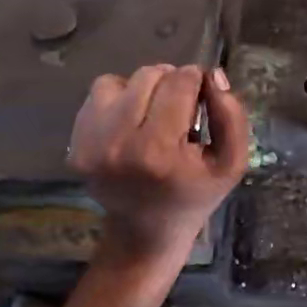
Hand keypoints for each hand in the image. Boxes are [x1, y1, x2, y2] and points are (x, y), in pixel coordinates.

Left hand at [68, 64, 249, 264]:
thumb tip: (213, 75)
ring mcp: (90, 143)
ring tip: (153, 113)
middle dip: (171, 82)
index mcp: (159, 151)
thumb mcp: (231, 163)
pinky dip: (119, 97)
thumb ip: (232, 117)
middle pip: (150, 76)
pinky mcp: (75, 144)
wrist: (144, 231)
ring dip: (143, 88)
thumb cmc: (194, 194)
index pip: (180, 82)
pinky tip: (131, 121)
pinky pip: (99, 92)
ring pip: (121, 80)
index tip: (202, 98)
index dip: (197, 81)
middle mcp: (118, 144)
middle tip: (179, 108)